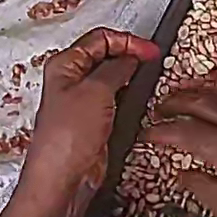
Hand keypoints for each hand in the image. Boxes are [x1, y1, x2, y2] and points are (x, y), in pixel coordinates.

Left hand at [17, 27, 159, 213]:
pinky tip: (140, 100)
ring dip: (131, 77)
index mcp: (65, 65)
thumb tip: (130, 58)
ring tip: (149, 77)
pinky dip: (129, 97)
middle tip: (152, 60)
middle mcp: (72, 81)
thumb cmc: (67, 138)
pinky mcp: (96, 121)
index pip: (100, 39)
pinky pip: (116, 100)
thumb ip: (116, 69)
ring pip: (113, 78)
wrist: (64, 177)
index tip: (149, 51)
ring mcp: (84, 101)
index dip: (127, 41)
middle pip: (106, 56)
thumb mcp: (96, 91)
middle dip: (130, 55)